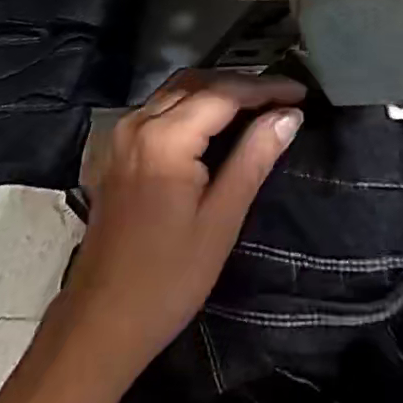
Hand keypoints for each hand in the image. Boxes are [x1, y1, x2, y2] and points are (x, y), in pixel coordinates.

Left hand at [0, 71, 305, 402]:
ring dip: (219, 88)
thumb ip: (255, 157)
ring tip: (259, 102)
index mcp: (165, 138)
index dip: (266, 87)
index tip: (301, 92)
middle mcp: (139, 122)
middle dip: (244, 82)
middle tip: (283, 96)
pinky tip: (218, 119)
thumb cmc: (168, 277)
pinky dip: (194, 102)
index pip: (224, 93)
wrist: (101, 321)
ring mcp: (123, 134)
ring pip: (178, 89)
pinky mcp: (117, 148)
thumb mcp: (221, 219)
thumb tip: (289, 115)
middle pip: (199, 81)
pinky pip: (161, 106)